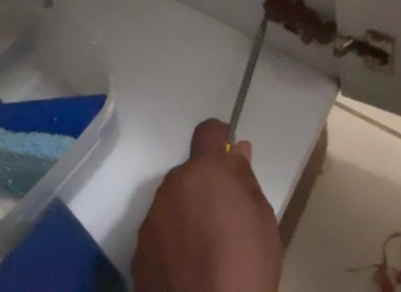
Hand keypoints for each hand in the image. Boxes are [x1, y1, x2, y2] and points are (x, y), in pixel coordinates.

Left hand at [132, 119, 281, 291]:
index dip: (219, 139)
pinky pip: (158, 235)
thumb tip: (237, 152)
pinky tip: (188, 269)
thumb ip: (245, 179)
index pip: (207, 132)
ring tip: (206, 250)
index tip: (229, 156)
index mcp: (204, 172)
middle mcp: (171, 188)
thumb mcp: (262, 218)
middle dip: (204, 186)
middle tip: (224, 219)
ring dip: (186, 215)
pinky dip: (171, 244)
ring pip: (171, 205)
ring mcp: (151, 222)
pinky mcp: (138, 255)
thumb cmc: (247, 264)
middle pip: (188, 174)